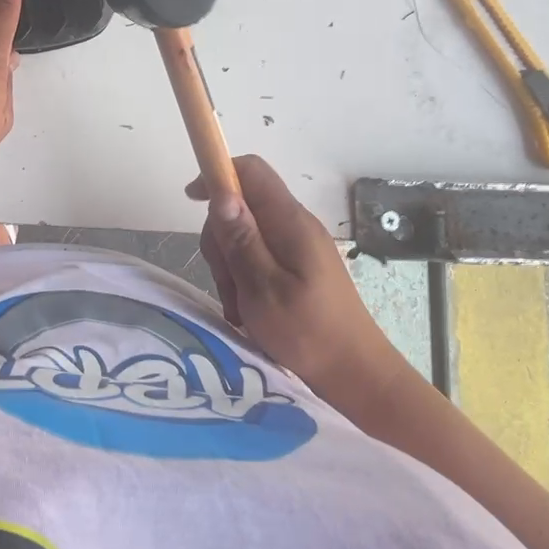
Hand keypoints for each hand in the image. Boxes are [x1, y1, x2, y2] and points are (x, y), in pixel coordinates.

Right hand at [187, 155, 403, 392]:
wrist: (357, 378)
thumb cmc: (309, 334)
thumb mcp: (263, 289)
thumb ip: (241, 240)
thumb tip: (221, 192)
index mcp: (290, 223)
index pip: (251, 170)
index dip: (217, 175)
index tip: (191, 200)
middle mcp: (295, 226)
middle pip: (240, 205)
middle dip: (220, 237)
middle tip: (225, 279)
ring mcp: (298, 247)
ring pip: (244, 233)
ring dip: (229, 264)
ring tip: (237, 304)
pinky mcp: (298, 267)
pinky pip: (257, 256)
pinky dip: (243, 277)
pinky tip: (246, 309)